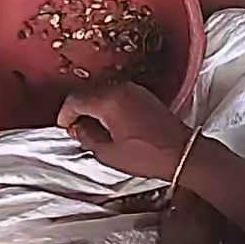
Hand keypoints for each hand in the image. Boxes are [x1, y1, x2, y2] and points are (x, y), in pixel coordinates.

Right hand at [57, 81, 192, 180]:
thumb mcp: (108, 153)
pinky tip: (109, 121)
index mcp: (108, 101)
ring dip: (93, 105)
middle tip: (75, 127)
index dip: (65, 113)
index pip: (76, 99)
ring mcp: (134, 89)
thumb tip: (78, 127)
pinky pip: (117, 93)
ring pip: (103, 91)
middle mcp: (121, 89)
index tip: (63, 125)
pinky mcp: (144, 94)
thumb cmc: (147, 155)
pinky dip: (107, 104)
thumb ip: (87, 136)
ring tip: (91, 126)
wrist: (181, 152)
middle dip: (78, 108)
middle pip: (89, 92)